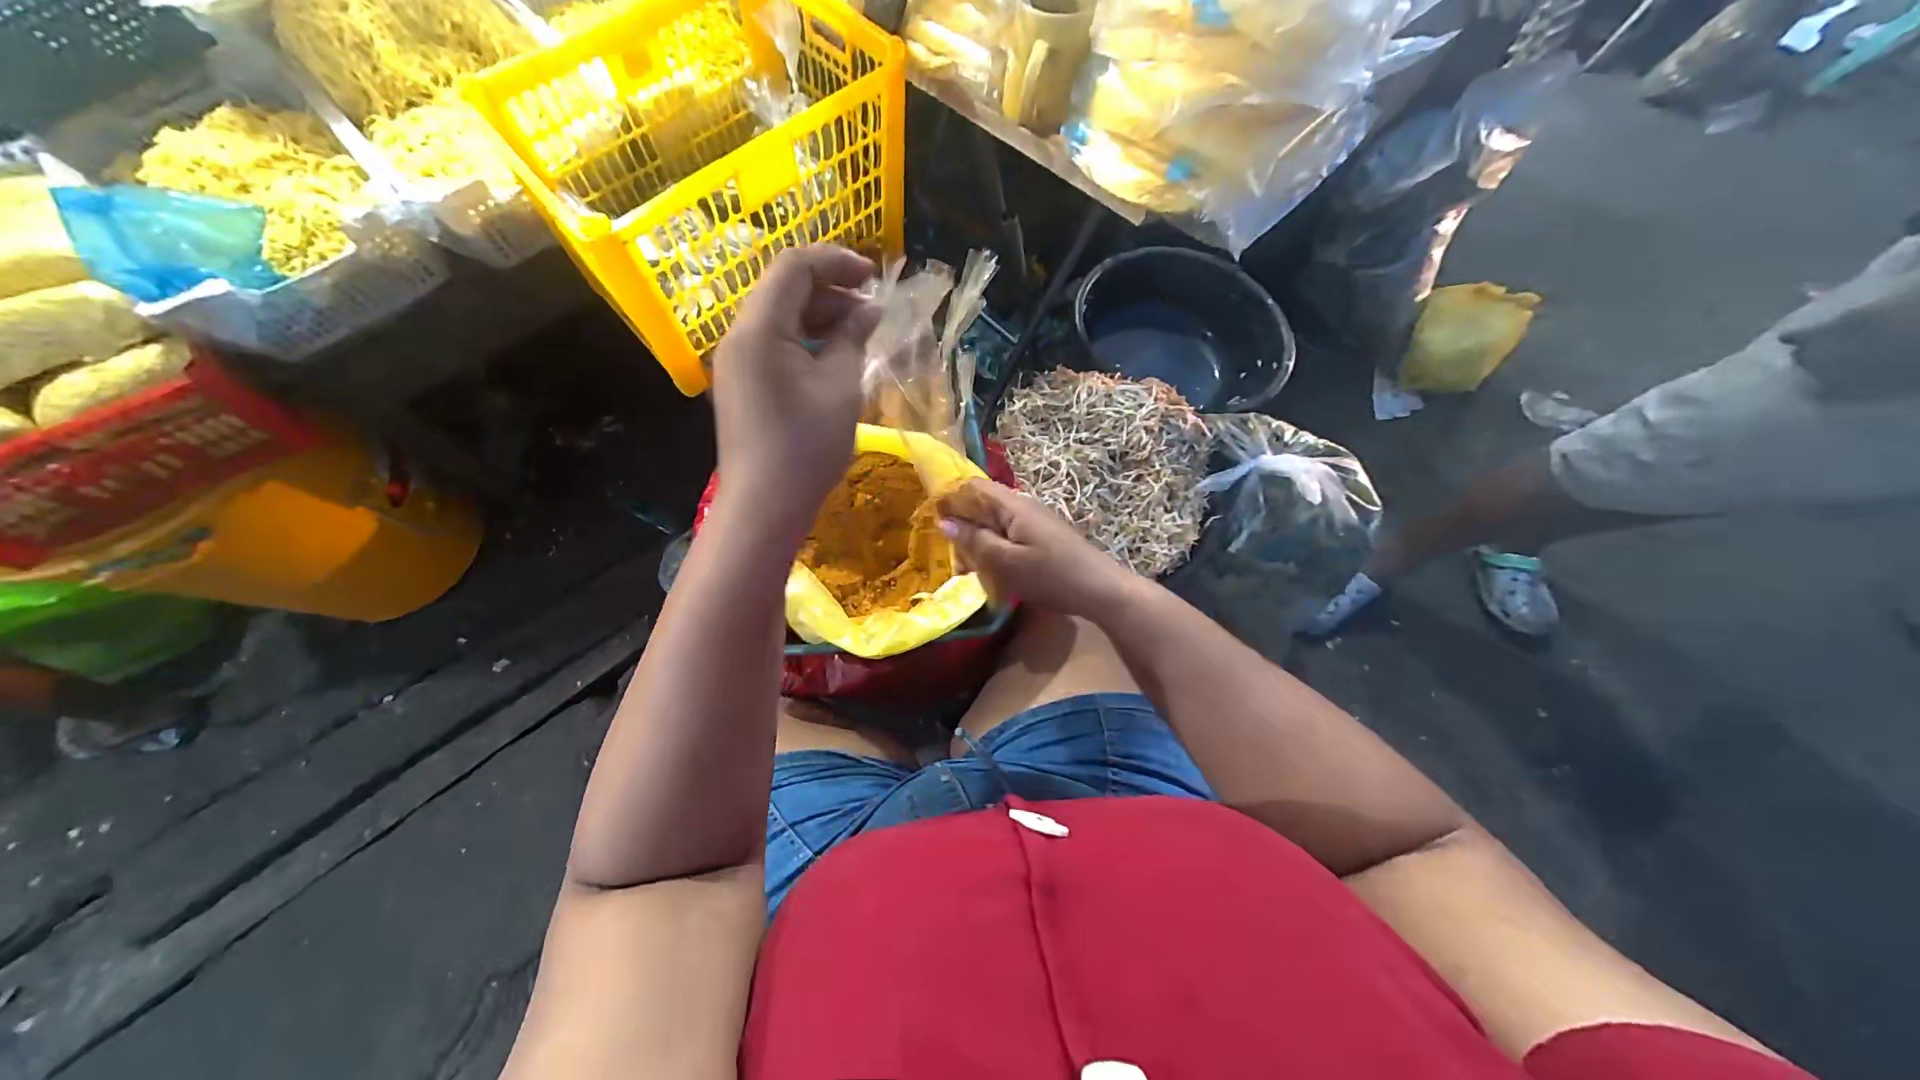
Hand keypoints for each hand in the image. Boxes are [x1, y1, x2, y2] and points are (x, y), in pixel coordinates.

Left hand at [710, 246, 880, 535]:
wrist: (764, 505)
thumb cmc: (806, 446)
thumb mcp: (841, 387)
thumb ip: (853, 337)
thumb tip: (869, 309)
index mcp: (759, 329)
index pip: (794, 267)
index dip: (837, 262)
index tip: (875, 278)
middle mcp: (739, 336)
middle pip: (783, 289)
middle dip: (830, 290)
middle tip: (872, 312)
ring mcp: (736, 362)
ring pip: (779, 318)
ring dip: (819, 316)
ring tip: (860, 334)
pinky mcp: (741, 384)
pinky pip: (773, 345)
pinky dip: (805, 341)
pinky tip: (835, 358)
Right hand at [936, 479, 1135, 616]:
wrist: (1102, 590)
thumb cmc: (1052, 576)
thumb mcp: (1007, 562)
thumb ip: (974, 541)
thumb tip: (945, 522)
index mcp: (1013, 505)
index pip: (973, 486)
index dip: (949, 498)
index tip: (931, 520)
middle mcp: (1023, 506)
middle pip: (982, 504)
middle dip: (962, 525)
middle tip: (951, 556)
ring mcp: (1034, 521)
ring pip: (994, 522)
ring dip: (978, 541)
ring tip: (969, 569)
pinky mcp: (1042, 537)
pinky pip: (1008, 535)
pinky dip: (994, 548)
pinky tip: (992, 570)